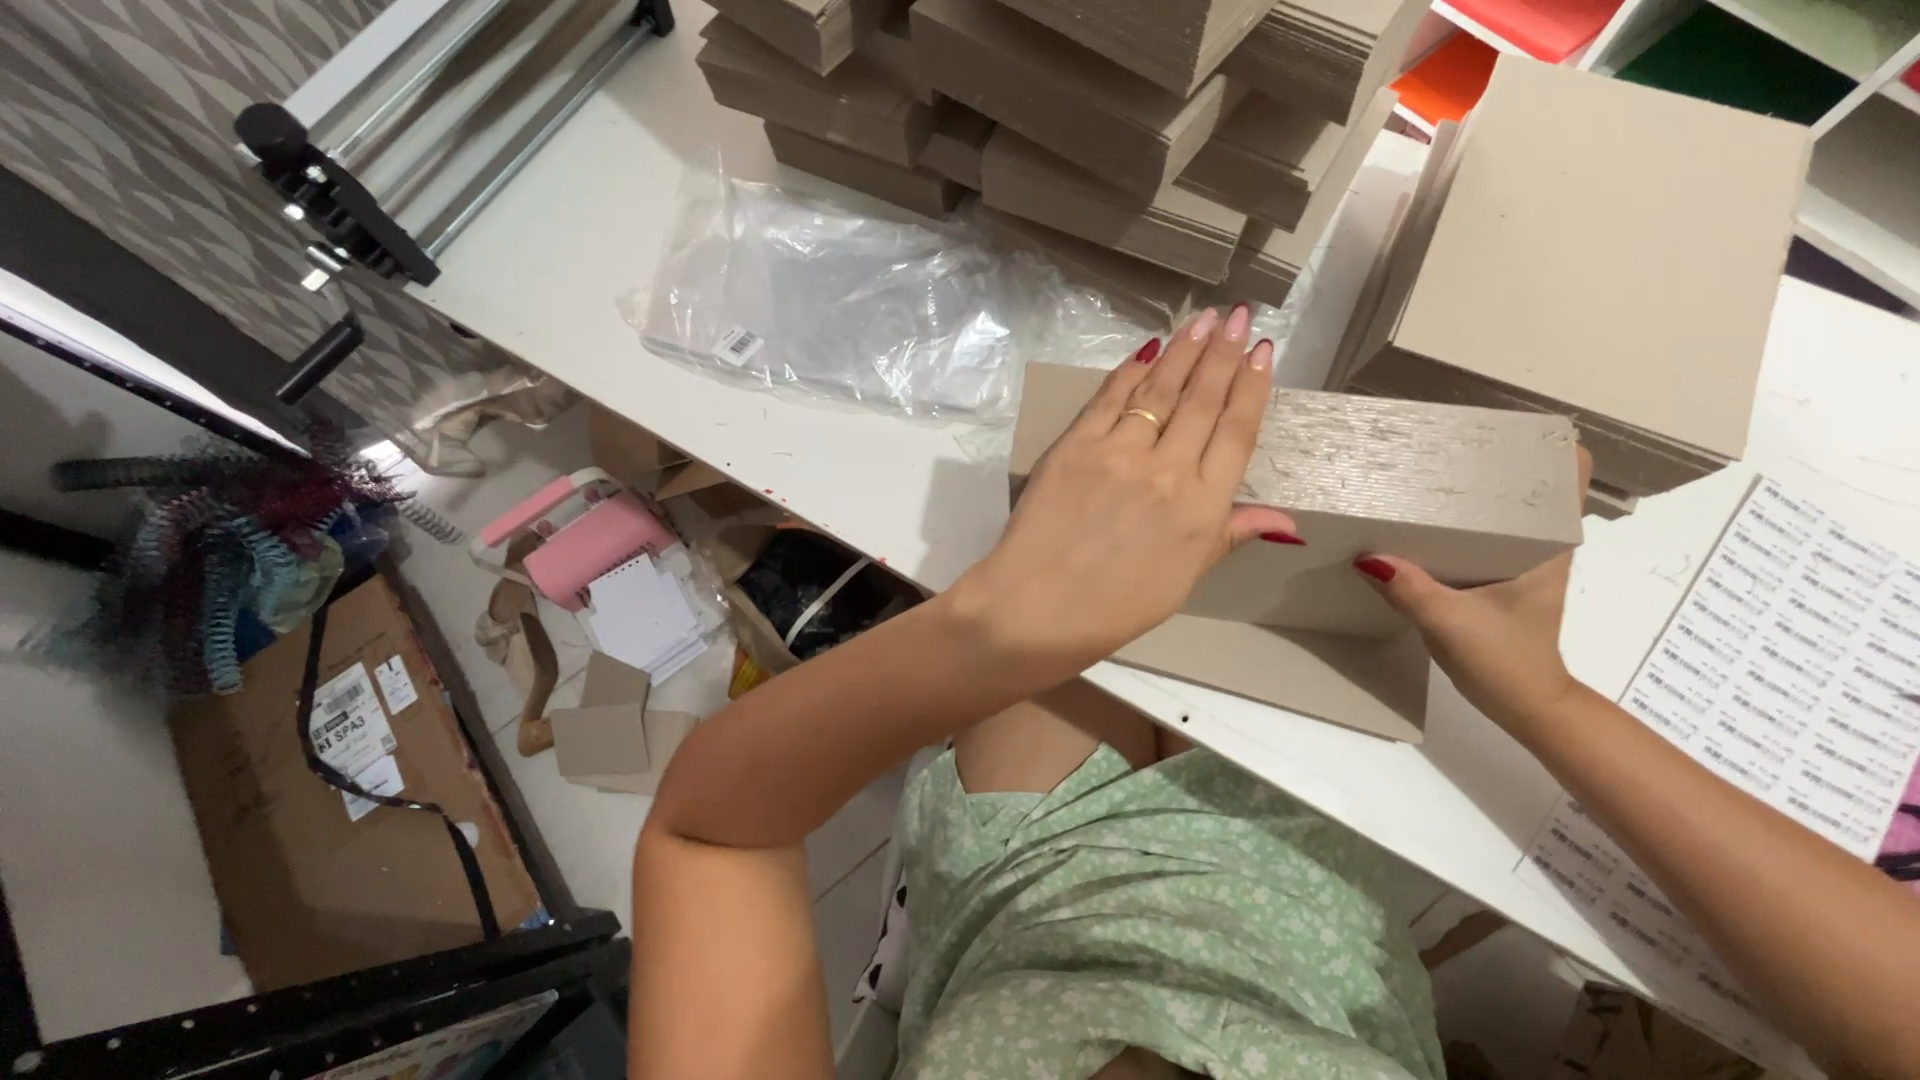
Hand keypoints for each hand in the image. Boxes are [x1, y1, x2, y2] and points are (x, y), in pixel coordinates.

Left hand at [949, 305, 1296, 679]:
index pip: (1237, 432)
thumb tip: (1284, 519)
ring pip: (1160, 390)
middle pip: (1202, 400)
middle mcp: (1168, 471)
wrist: (1040, 608)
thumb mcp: (1185, 578)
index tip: (1262, 352)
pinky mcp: (1075, 446)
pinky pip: (1109, 399)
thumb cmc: (1117, 607)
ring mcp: (1119, 453)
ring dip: (1184, 350)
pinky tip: (1148, 351)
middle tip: (1239, 315)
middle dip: (1223, 352)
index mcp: (1202, 508)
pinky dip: (1131, 372)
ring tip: (1205, 319)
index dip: (1252, 387)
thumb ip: (1229, 535)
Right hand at [1351, 447, 1594, 732]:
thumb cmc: (1504, 660)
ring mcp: (1514, 561)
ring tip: (1418, 473)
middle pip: (1522, 485)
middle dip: (1486, 461)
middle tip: (1437, 442)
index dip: (1544, 443)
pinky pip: (1473, 537)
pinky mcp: (1491, 578)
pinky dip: (1450, 525)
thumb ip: (1411, 590)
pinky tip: (1413, 523)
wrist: (1522, 705)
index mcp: (1546, 544)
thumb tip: (1366, 555)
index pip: (1568, 475)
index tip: (1501, 426)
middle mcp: (1534, 544)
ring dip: (1465, 494)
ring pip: (1495, 511)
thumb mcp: (1451, 623)